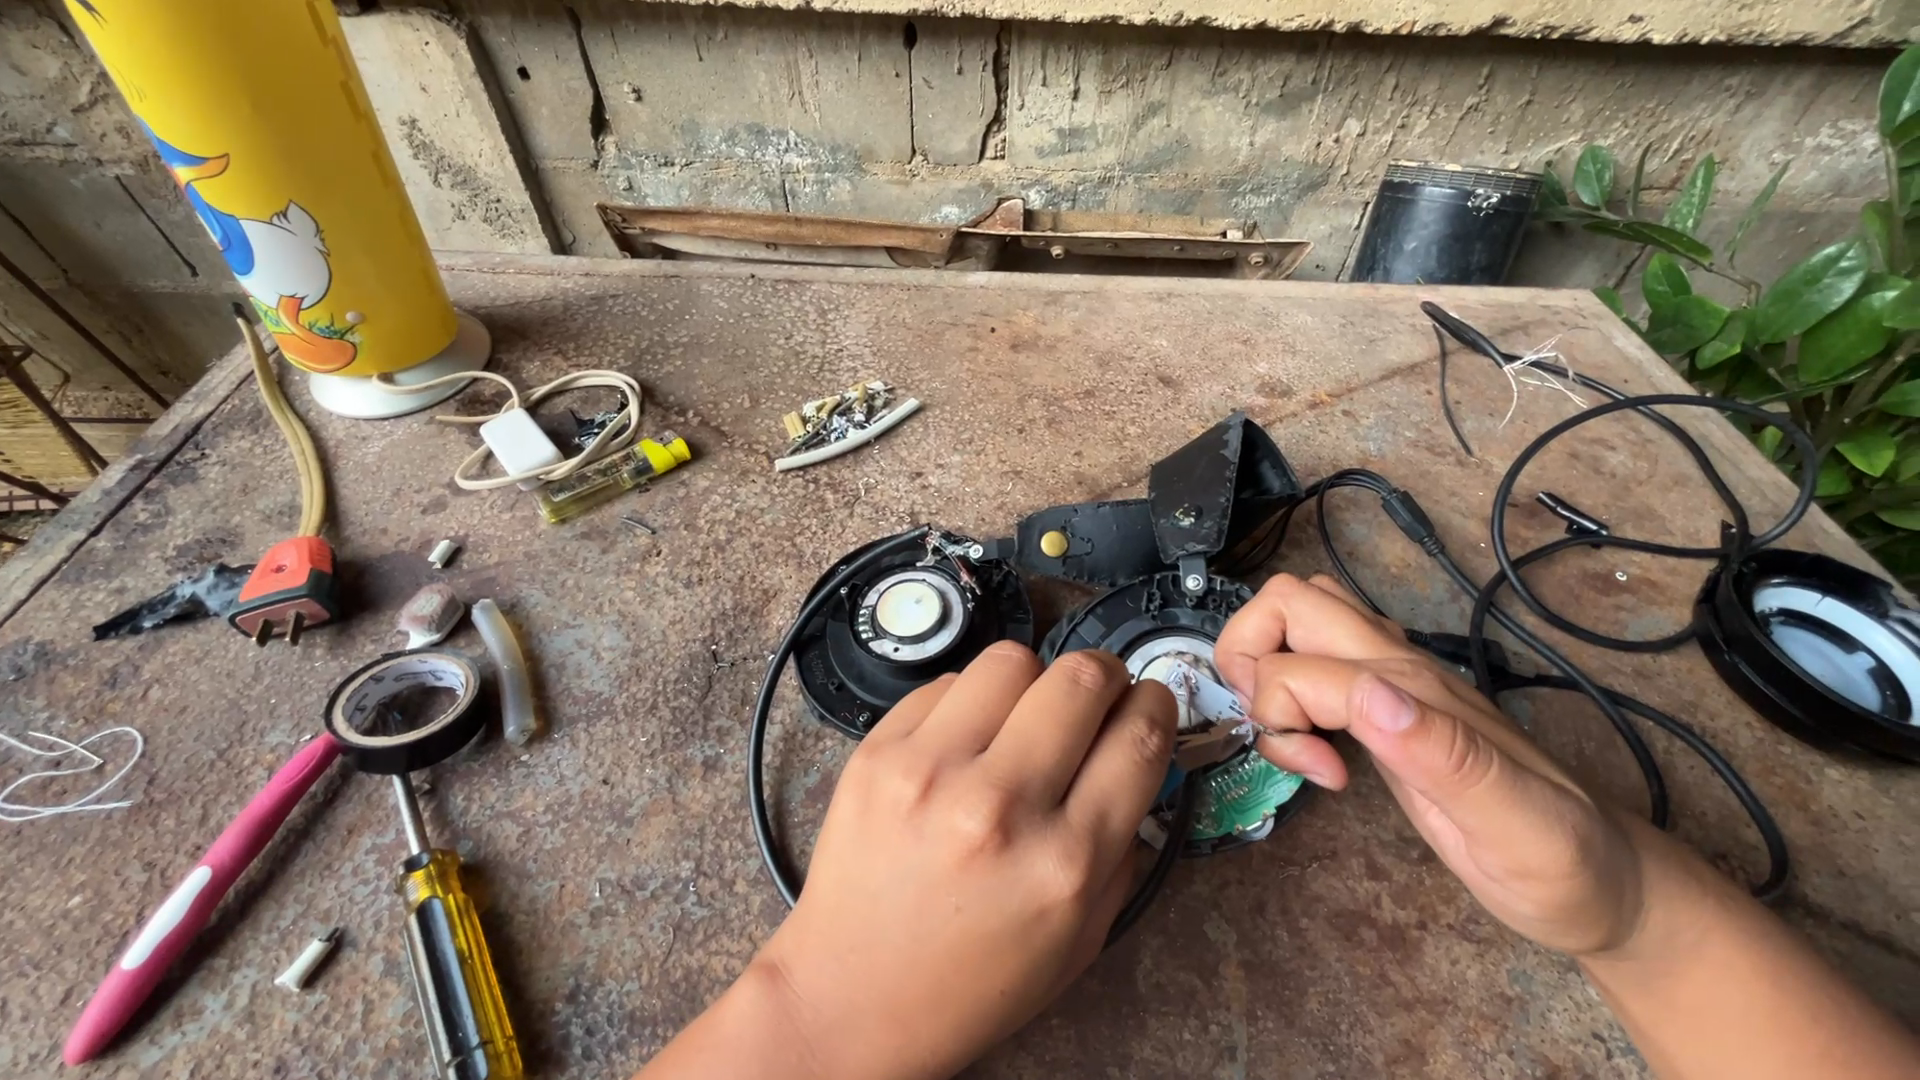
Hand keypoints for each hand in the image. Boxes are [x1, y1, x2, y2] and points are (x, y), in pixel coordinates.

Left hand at [739, 642, 1175, 1079]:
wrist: (851, 996)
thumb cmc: (974, 981)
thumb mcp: (1080, 939)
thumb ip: (1121, 846)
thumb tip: (1135, 757)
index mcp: (1066, 864)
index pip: (1138, 741)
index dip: (1157, 707)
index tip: (1150, 703)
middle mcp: (1000, 805)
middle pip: (1080, 679)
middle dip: (1105, 674)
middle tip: (1096, 694)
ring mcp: (930, 770)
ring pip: (1011, 660)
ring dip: (1034, 678)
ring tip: (1024, 712)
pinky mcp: (876, 752)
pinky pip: (945, 683)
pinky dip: (969, 699)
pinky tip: (964, 735)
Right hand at [1214, 574, 1645, 956]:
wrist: (1604, 881)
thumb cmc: (1559, 865)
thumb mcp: (1512, 825)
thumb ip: (1442, 754)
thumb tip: (1367, 694)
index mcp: (1415, 692)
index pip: (1300, 666)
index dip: (1283, 717)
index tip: (1326, 775)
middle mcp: (1397, 669)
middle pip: (1291, 601)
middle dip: (1249, 654)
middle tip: (1273, 724)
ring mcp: (1392, 683)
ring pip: (1300, 617)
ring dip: (1266, 666)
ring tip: (1292, 733)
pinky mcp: (1386, 707)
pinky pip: (1315, 660)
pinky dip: (1290, 693)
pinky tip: (1321, 747)